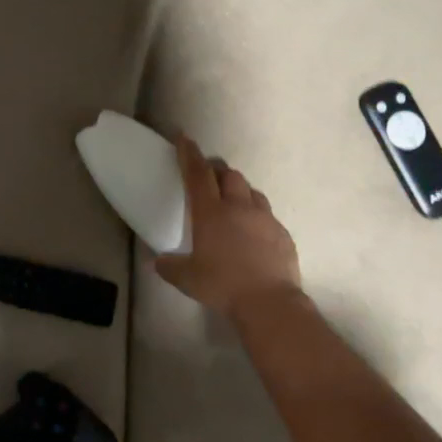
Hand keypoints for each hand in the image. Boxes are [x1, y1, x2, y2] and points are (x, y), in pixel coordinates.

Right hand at [154, 135, 304, 322]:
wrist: (269, 302)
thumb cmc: (222, 286)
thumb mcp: (187, 279)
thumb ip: (170, 267)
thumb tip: (158, 262)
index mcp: (211, 213)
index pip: (198, 175)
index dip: (189, 154)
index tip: (184, 139)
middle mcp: (239, 208)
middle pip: (230, 176)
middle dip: (218, 173)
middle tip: (209, 181)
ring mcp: (265, 219)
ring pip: (252, 192)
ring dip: (240, 192)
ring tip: (233, 205)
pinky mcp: (283, 234)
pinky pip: (268, 216)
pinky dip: (257, 217)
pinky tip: (253, 234)